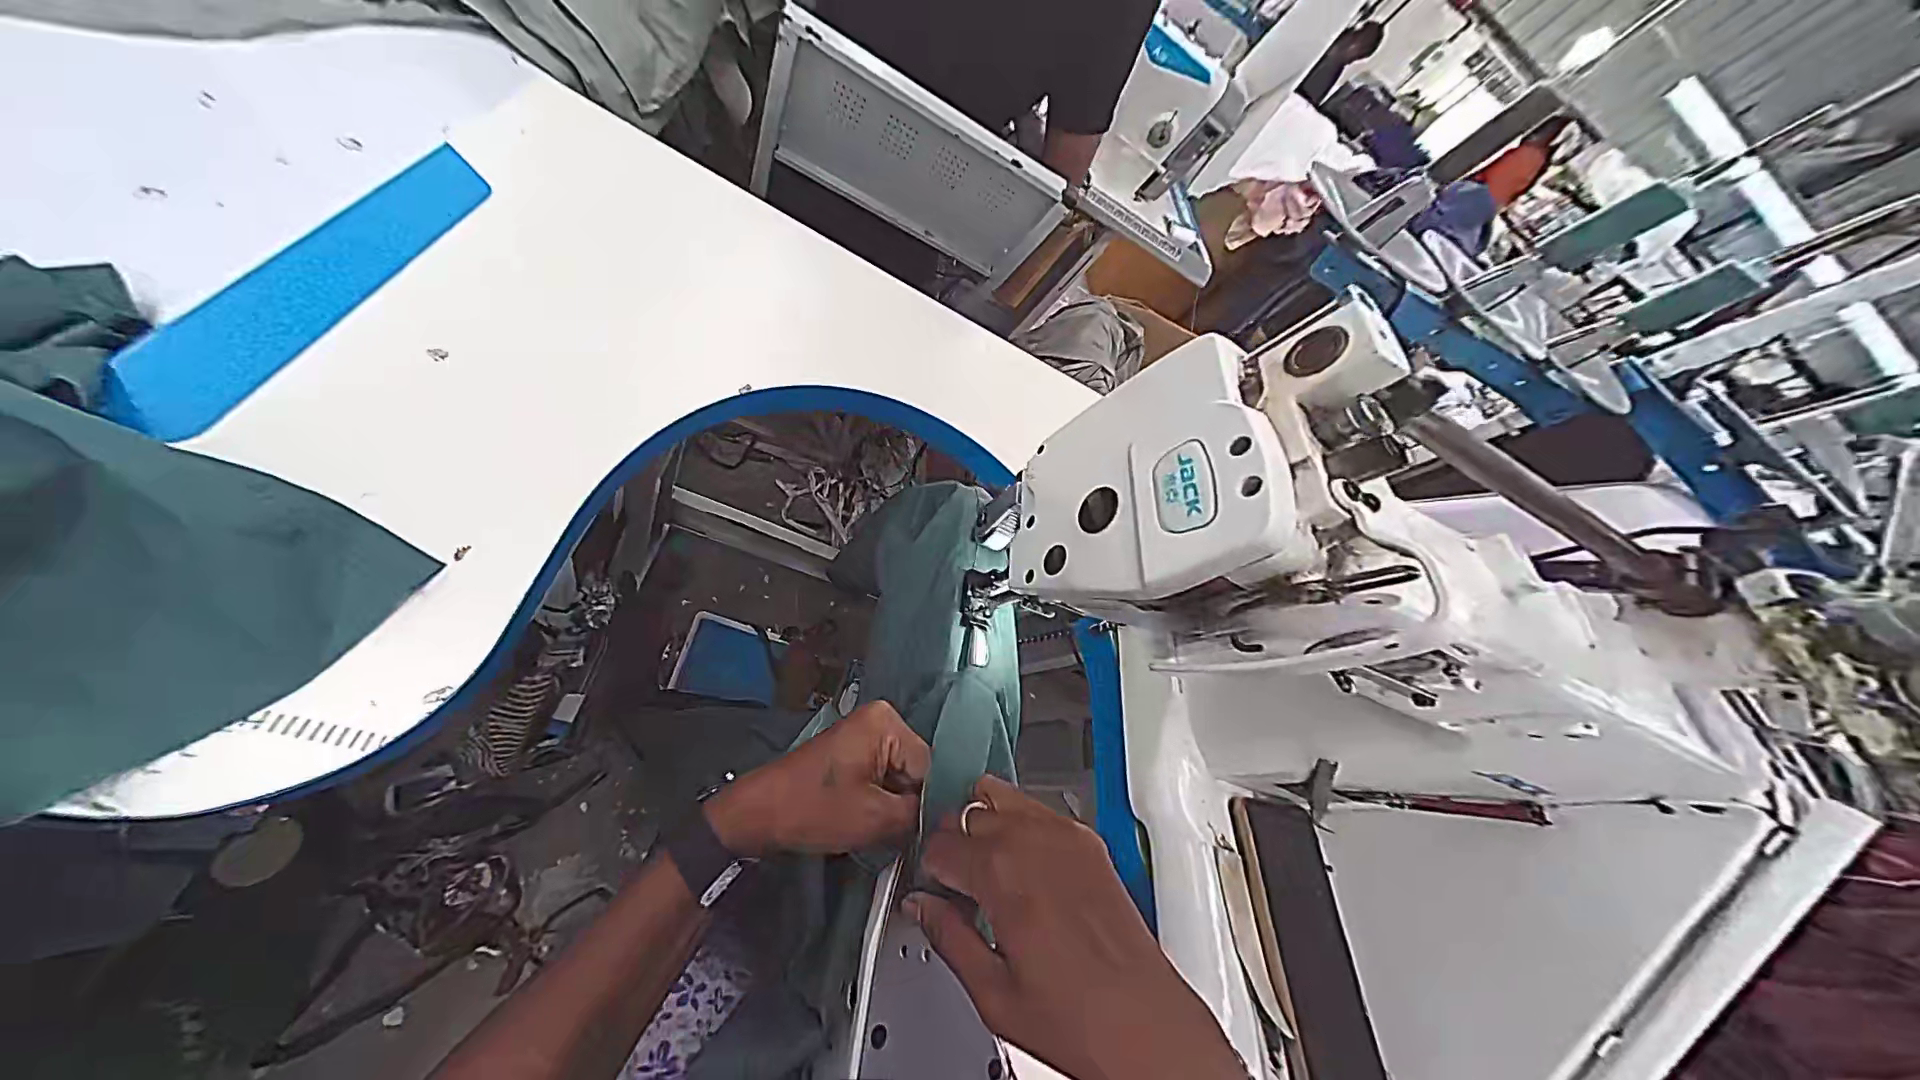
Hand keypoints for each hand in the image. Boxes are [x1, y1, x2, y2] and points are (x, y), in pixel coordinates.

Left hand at [704, 701, 928, 856]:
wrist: (759, 814)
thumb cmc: (813, 809)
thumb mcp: (876, 818)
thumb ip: (917, 814)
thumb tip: (935, 817)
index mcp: (886, 721)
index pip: (927, 767)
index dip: (919, 800)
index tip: (902, 823)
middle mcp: (878, 717)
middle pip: (913, 768)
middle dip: (903, 800)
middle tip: (882, 824)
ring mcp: (863, 732)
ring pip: (898, 775)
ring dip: (889, 802)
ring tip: (867, 820)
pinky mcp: (851, 750)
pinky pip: (880, 774)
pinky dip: (875, 797)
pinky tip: (859, 813)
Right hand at [909, 776, 1245, 1079]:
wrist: (1147, 1024)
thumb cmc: (1082, 1018)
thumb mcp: (993, 993)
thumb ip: (948, 936)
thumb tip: (923, 906)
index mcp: (1001, 873)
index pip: (940, 843)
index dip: (928, 867)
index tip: (932, 886)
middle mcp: (1032, 841)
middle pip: (968, 812)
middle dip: (955, 841)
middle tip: (956, 877)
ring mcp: (1064, 834)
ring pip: (1002, 794)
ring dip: (985, 820)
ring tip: (987, 862)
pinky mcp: (1089, 840)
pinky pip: (1038, 808)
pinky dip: (1020, 821)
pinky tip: (1023, 861)